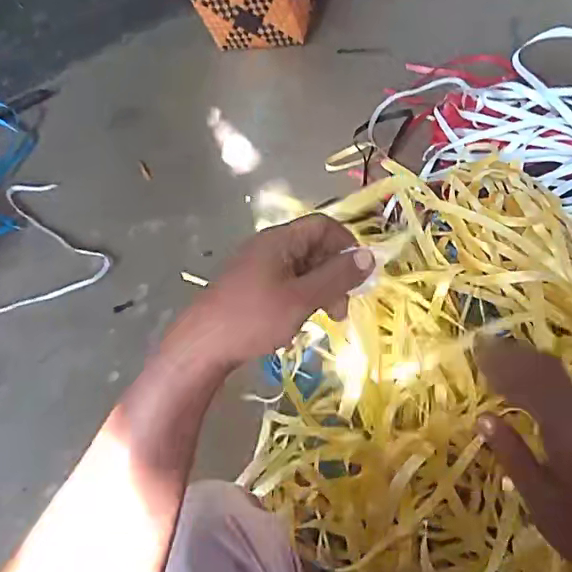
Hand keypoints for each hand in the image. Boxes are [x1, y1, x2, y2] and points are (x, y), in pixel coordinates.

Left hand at [160, 214, 372, 374]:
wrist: (202, 346)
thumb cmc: (253, 318)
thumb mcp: (302, 298)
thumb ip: (337, 276)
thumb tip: (369, 256)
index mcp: (279, 240)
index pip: (323, 225)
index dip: (346, 244)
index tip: (359, 276)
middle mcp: (268, 247)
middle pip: (314, 248)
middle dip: (335, 275)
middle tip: (340, 310)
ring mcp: (257, 268)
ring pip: (302, 270)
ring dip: (320, 291)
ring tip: (324, 320)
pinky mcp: (250, 289)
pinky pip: (286, 284)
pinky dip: (301, 299)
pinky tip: (298, 322)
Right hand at [474, 338, 571, 565]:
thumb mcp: (536, 495)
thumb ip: (511, 452)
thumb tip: (482, 416)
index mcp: (564, 431)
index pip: (529, 382)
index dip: (502, 364)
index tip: (475, 350)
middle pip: (546, 371)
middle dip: (513, 355)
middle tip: (482, 344)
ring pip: (557, 377)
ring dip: (527, 362)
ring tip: (497, 355)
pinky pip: (563, 389)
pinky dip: (539, 377)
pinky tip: (523, 383)